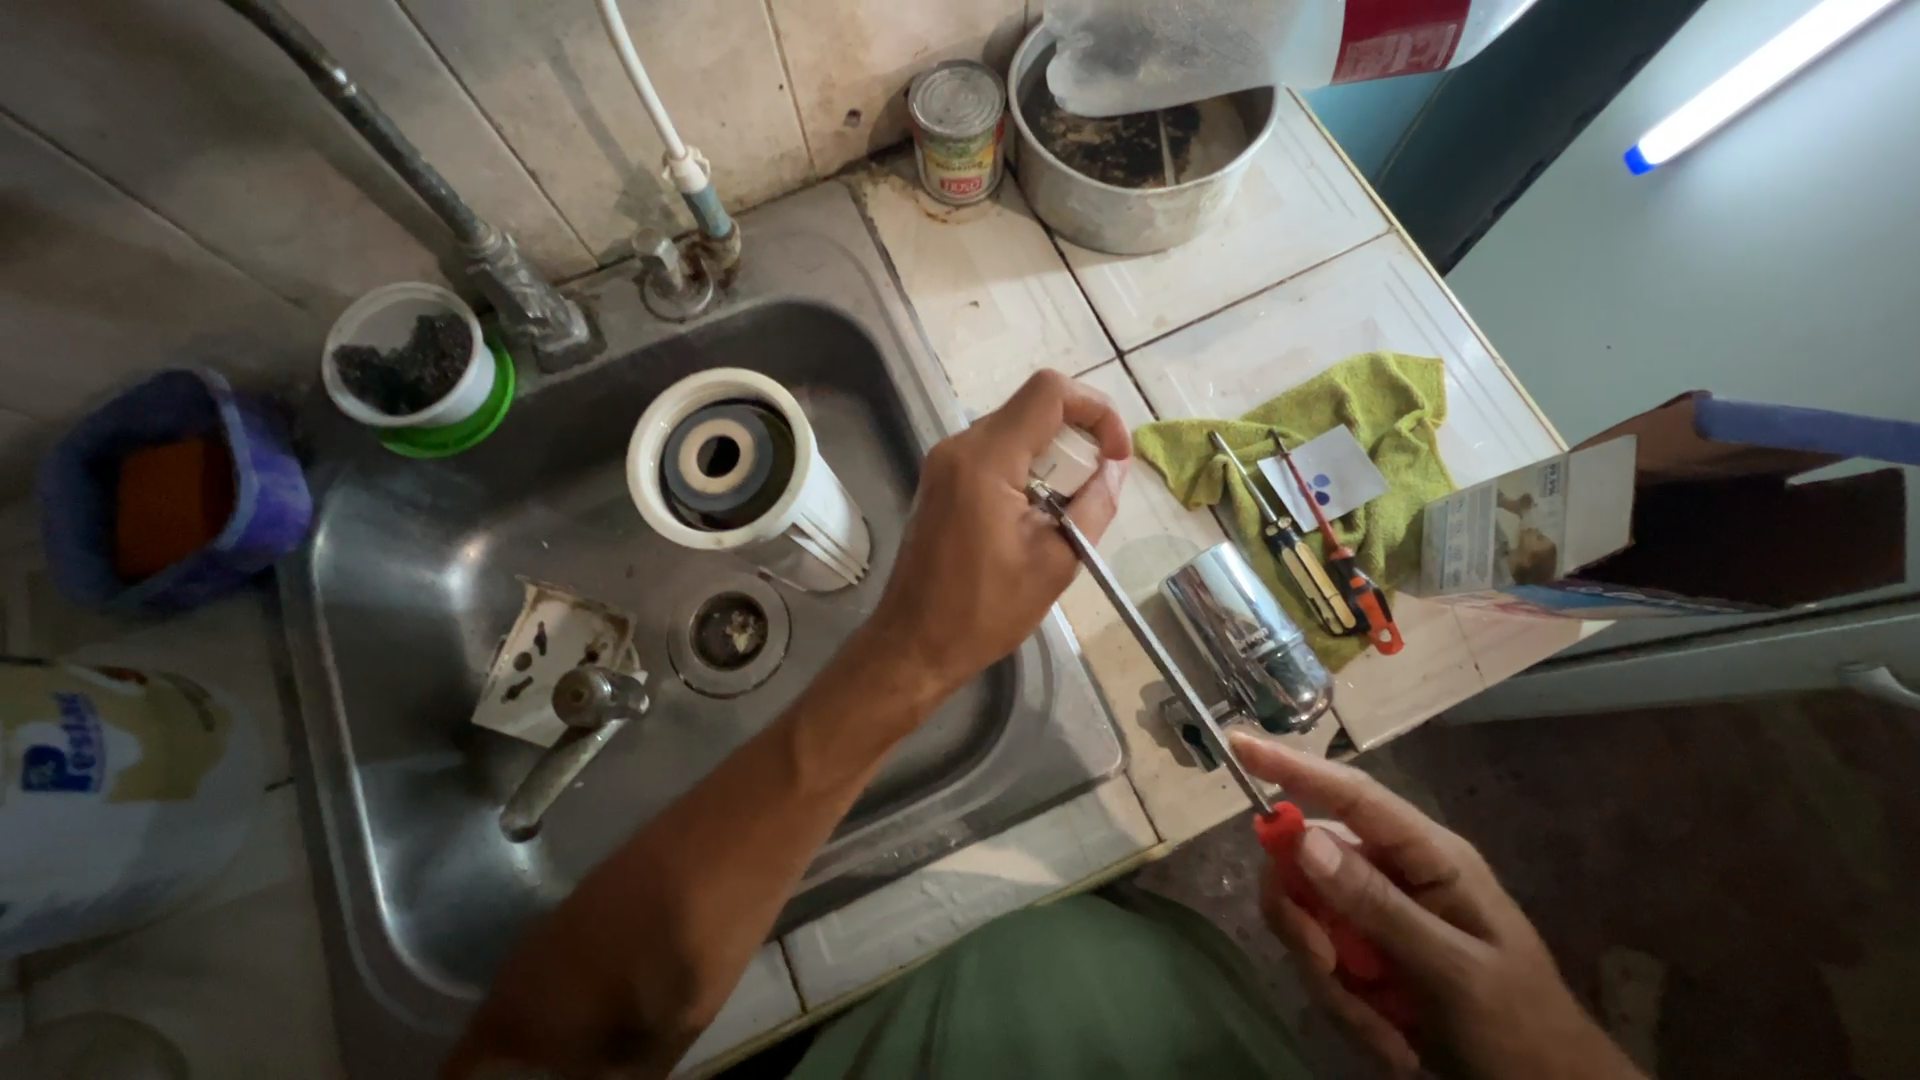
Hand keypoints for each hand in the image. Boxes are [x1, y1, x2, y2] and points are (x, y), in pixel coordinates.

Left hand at [863, 370, 1129, 697]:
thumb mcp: (1057, 561)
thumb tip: (1116, 467)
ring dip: (1053, 457)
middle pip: (1032, 407)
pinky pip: (994, 453)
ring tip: (1069, 509)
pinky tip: (1037, 514)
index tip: (1115, 455)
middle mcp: (958, 447)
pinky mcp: (940, 481)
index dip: (1096, 409)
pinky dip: (1026, 468)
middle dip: (1077, 438)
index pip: (1049, 392)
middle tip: (1093, 491)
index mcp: (985, 461)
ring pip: (1014, 429)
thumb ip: (1095, 505)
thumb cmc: (985, 611)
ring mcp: (944, 462)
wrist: (914, 643)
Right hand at [1229, 731, 1643, 1079]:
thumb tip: (1303, 837)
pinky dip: (1342, 1005)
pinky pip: (1317, 959)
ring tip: (1383, 1034)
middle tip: (1325, 969)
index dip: (1290, 765)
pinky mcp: (1361, 950)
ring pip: (1305, 916)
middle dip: (1305, 921)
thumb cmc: (1520, 1027)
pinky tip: (1390, 1043)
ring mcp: (1373, 911)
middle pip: (1306, 861)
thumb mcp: (1453, 970)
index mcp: (1428, 856)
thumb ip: (1376, 904)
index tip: (1237, 742)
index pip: (1349, 795)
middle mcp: (1392, 871)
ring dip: (1329, 981)